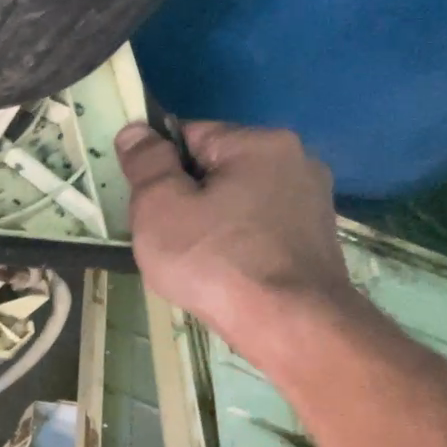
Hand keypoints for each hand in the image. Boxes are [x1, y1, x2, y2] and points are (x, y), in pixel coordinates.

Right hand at [117, 120, 354, 353]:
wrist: (286, 316)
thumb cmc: (211, 256)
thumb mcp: (159, 206)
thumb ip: (146, 163)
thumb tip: (135, 129)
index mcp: (257, 143)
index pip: (187, 133)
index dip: (153, 163)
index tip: (137, 197)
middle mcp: (294, 158)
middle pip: (214, 164)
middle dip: (180, 190)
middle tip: (154, 228)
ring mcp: (309, 196)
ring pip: (234, 194)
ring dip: (204, 213)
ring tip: (183, 250)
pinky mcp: (312, 231)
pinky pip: (253, 220)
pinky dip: (228, 234)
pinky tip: (215, 262)